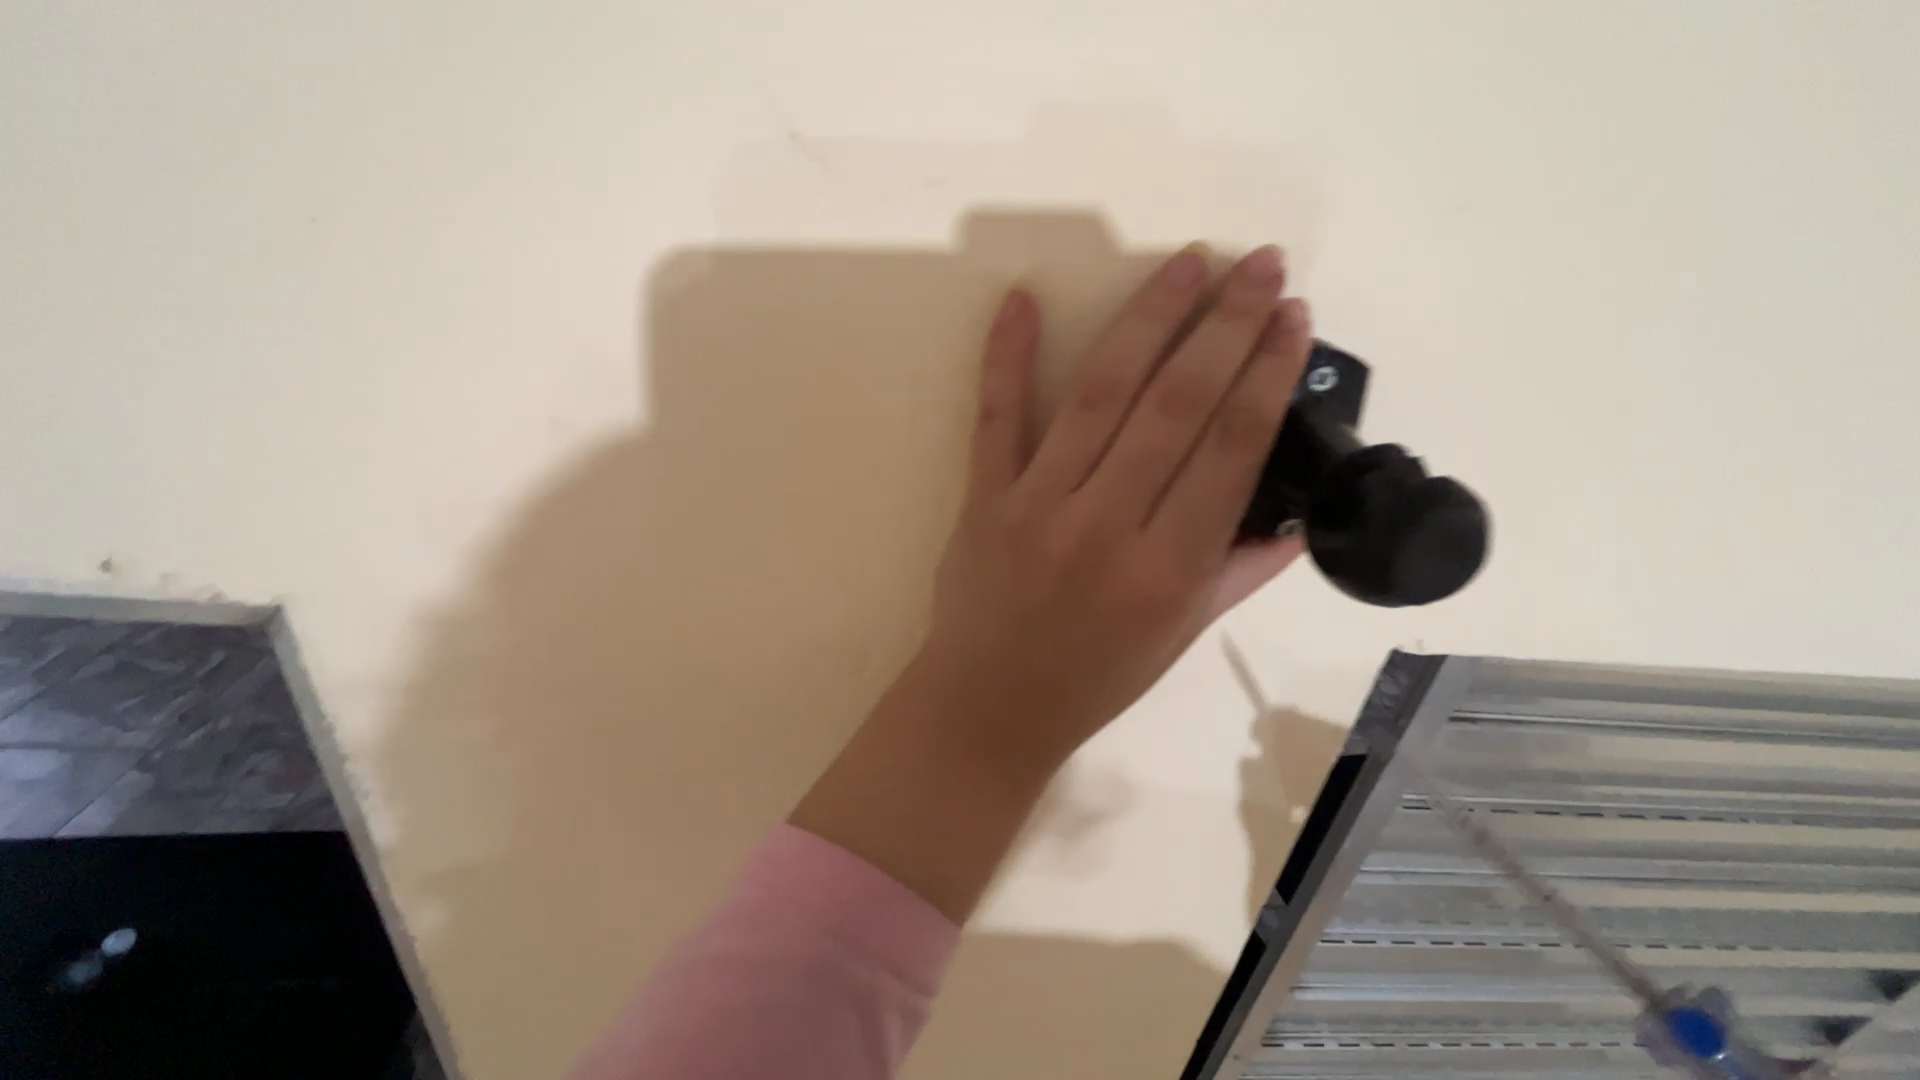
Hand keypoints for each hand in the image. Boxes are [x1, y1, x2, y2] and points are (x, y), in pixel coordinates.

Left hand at [915, 244, 1313, 768]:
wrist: (988, 709)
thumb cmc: (1092, 680)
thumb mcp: (1178, 638)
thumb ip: (1234, 575)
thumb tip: (1295, 523)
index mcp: (1169, 568)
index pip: (1231, 449)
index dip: (1268, 374)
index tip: (1293, 316)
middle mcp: (1108, 525)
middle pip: (1176, 405)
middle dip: (1226, 326)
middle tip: (1260, 262)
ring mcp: (1038, 505)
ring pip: (1100, 394)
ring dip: (1148, 319)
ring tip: (1189, 262)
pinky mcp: (982, 499)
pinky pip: (994, 418)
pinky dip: (1007, 357)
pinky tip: (1023, 298)